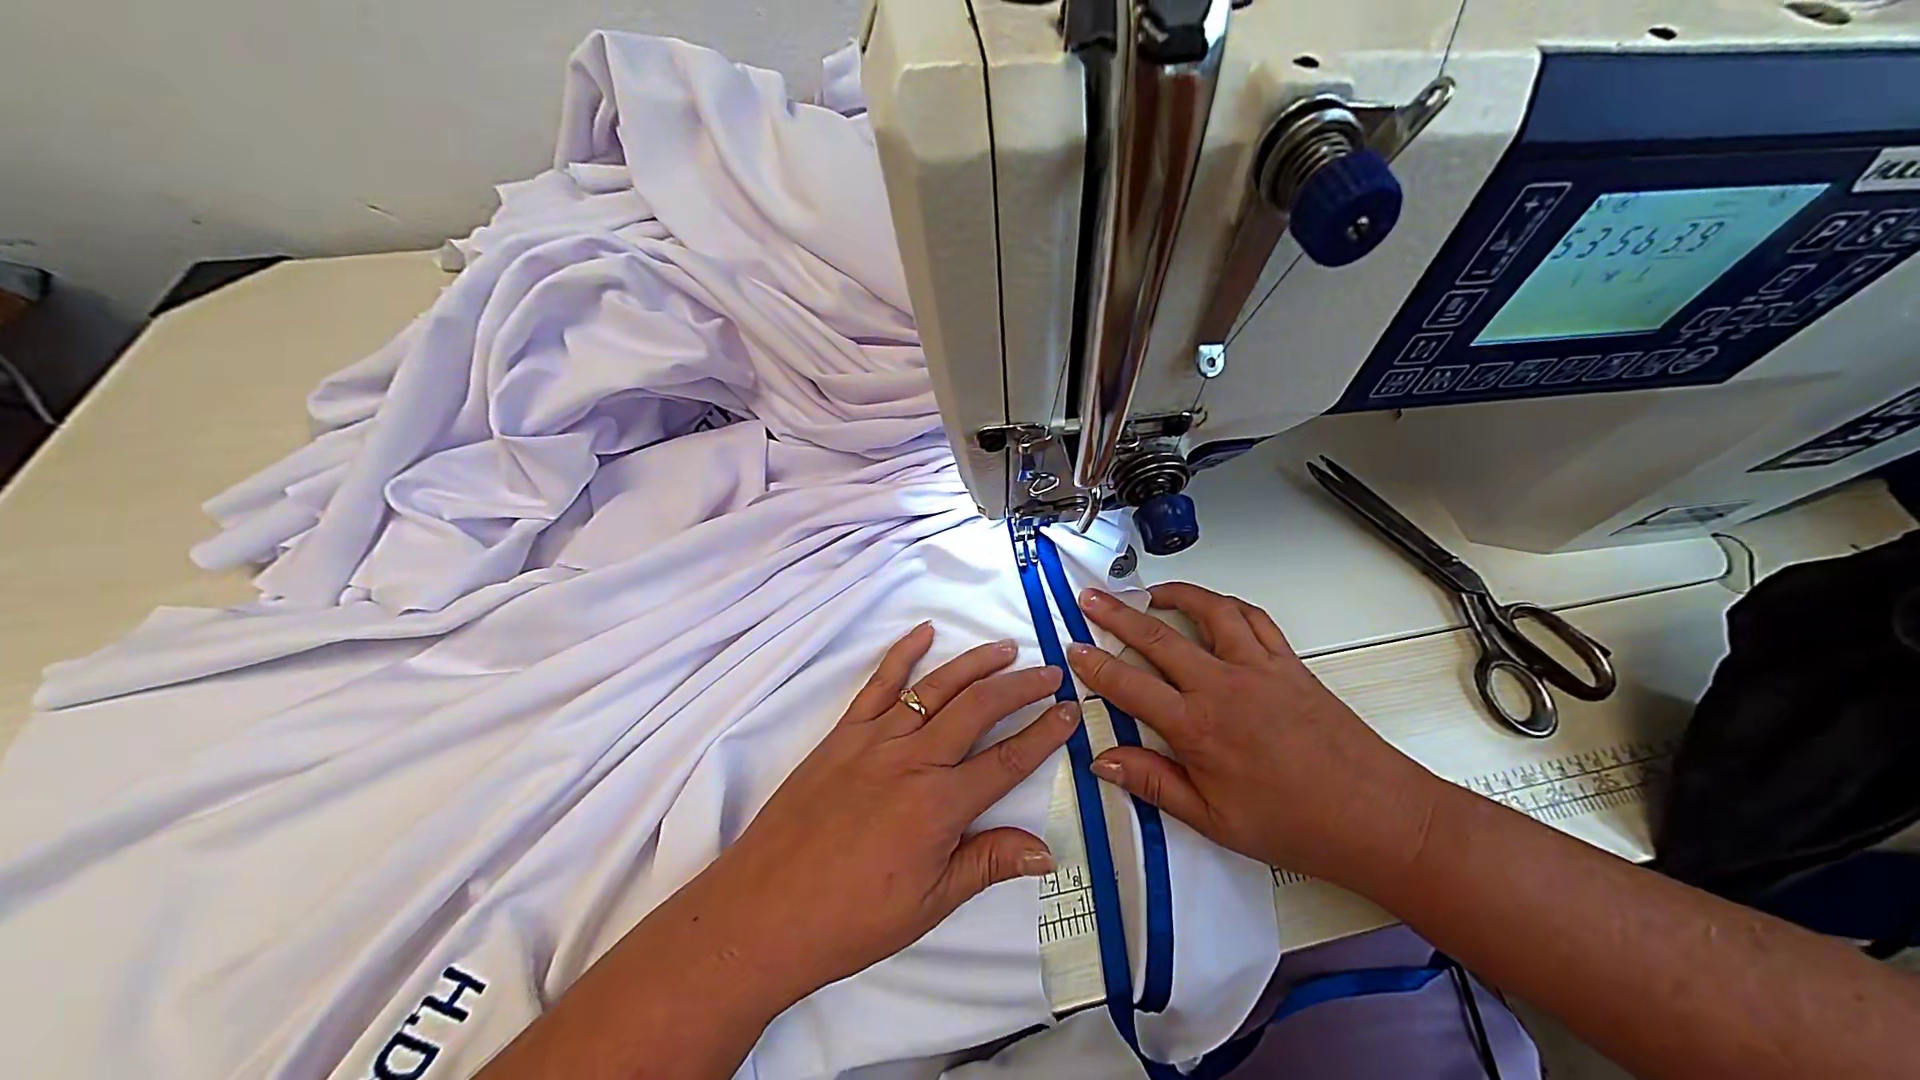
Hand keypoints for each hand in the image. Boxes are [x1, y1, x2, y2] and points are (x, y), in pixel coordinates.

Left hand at [672, 623, 1079, 1008]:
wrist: (763, 911)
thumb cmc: (850, 918)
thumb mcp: (929, 903)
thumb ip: (986, 864)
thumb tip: (1047, 852)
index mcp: (939, 805)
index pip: (1008, 759)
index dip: (1045, 733)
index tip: (1070, 711)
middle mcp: (913, 760)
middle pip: (979, 709)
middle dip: (1020, 687)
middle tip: (1049, 673)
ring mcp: (874, 741)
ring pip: (935, 689)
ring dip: (974, 664)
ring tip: (1005, 649)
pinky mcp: (842, 735)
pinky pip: (877, 685)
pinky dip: (901, 654)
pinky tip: (923, 632)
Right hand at [1067, 583, 1445, 896]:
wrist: (1378, 817)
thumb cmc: (1301, 823)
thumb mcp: (1213, 818)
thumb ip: (1154, 783)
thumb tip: (1108, 762)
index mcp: (1200, 728)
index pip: (1130, 685)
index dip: (1096, 665)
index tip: (1077, 651)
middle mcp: (1226, 687)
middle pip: (1156, 636)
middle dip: (1116, 613)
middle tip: (1093, 599)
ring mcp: (1259, 669)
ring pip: (1208, 612)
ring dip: (1174, 594)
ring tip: (1150, 590)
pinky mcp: (1289, 664)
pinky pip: (1254, 618)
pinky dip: (1227, 604)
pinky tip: (1215, 606)